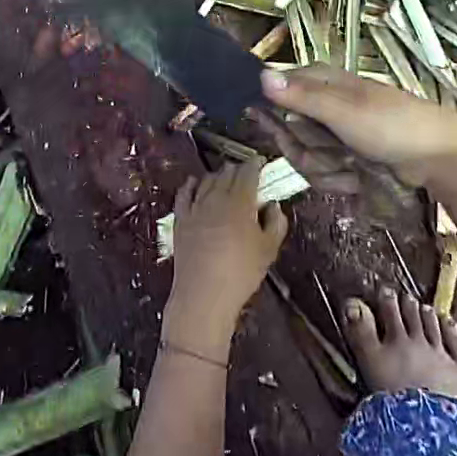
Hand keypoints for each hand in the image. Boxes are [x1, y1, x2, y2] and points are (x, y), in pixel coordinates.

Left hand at [163, 160, 288, 350]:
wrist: (203, 294)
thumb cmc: (241, 272)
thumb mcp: (269, 249)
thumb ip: (276, 223)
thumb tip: (273, 205)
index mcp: (240, 202)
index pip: (248, 173)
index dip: (255, 164)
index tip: (260, 161)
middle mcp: (216, 198)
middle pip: (227, 173)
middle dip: (238, 168)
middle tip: (246, 171)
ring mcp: (195, 207)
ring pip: (207, 181)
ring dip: (218, 175)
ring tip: (225, 176)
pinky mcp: (180, 219)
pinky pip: (184, 194)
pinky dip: (190, 185)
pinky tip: (193, 182)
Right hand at [259, 65, 456, 185]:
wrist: (438, 158)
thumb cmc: (392, 124)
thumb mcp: (344, 110)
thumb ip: (301, 96)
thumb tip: (261, 76)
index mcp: (320, 81)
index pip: (275, 94)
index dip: (275, 117)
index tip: (283, 133)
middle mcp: (322, 105)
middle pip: (287, 134)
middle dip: (307, 152)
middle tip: (332, 155)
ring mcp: (334, 133)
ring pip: (304, 157)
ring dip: (326, 169)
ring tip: (353, 168)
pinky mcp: (344, 157)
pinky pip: (323, 172)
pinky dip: (339, 180)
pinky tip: (358, 178)